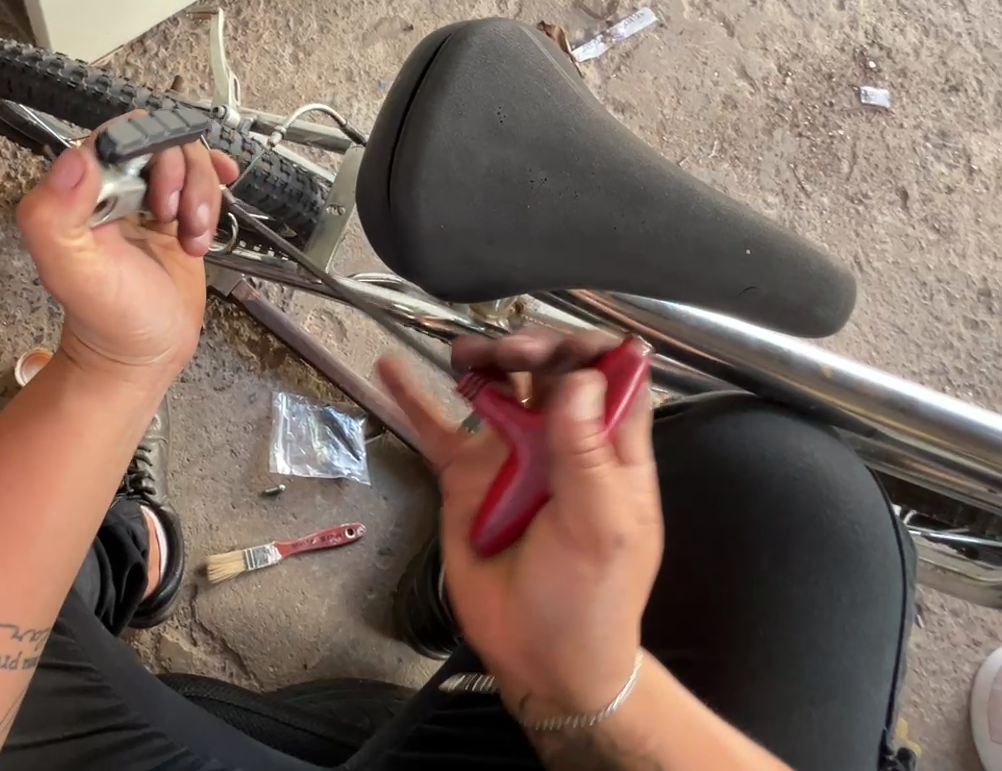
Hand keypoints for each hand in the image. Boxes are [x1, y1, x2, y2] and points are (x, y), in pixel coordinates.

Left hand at [16, 125, 237, 389]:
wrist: (142, 355)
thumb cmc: (106, 317)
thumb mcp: (71, 270)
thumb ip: (55, 214)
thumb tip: (74, 157)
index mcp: (81, 187)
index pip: (120, 135)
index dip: (150, 153)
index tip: (161, 199)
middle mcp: (114, 186)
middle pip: (163, 141)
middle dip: (185, 177)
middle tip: (178, 220)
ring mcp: (148, 199)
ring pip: (189, 160)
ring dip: (203, 195)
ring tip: (195, 239)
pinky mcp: (177, 214)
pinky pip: (202, 181)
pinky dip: (215, 189)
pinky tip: (217, 204)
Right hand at [377, 330, 660, 723]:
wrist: (539, 655)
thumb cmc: (590, 596)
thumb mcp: (601, 526)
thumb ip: (587, 452)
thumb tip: (580, 378)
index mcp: (607, 449)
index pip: (612, 379)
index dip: (594, 351)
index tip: (569, 346)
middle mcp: (558, 440)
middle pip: (547, 371)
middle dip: (531, 347)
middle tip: (508, 352)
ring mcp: (507, 453)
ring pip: (494, 386)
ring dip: (480, 358)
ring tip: (461, 353)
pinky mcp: (463, 474)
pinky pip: (435, 426)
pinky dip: (412, 396)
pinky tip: (389, 367)